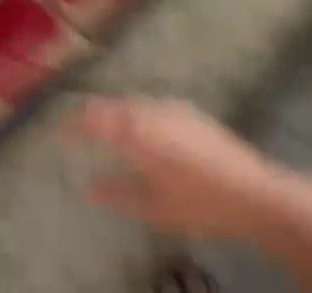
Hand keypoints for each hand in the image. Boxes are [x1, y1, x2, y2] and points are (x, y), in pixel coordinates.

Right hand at [62, 96, 302, 242]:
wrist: (255, 194)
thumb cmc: (199, 204)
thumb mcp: (153, 206)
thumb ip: (116, 193)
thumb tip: (87, 186)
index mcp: (135, 132)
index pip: (92, 119)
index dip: (72, 123)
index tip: (57, 128)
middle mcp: (150, 111)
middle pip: (111, 107)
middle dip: (92, 115)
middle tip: (77, 127)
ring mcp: (172, 109)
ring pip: (133, 105)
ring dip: (115, 113)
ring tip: (105, 128)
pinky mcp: (190, 114)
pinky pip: (151, 107)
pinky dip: (137, 115)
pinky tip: (142, 130)